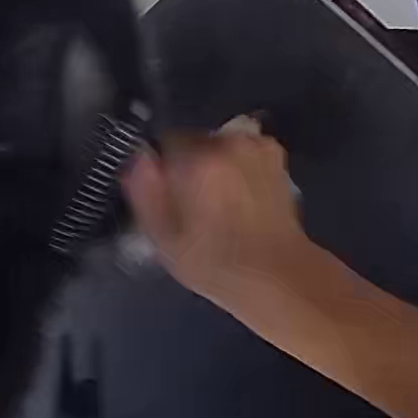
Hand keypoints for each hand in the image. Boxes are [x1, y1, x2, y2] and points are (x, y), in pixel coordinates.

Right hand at [122, 117, 318, 307]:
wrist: (279, 276)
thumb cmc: (216, 264)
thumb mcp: (163, 239)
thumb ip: (144, 192)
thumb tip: (138, 159)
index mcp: (196, 162)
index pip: (161, 142)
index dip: (159, 169)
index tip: (166, 195)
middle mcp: (227, 143)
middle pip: (189, 141)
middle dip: (185, 164)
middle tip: (190, 203)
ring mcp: (254, 145)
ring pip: (214, 144)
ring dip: (210, 163)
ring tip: (217, 202)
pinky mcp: (273, 153)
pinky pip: (239, 148)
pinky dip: (234, 163)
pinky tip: (238, 194)